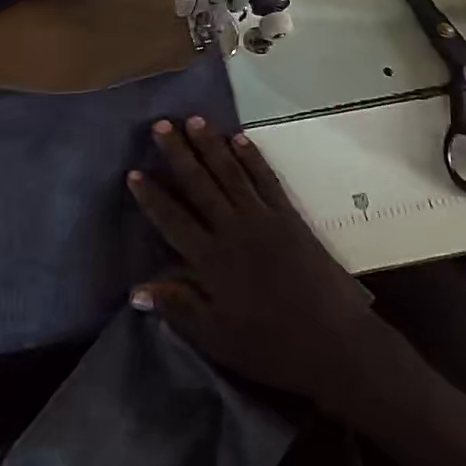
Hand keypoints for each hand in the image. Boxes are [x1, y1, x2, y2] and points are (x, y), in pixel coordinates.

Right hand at [126, 117, 380, 399]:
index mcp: (211, 260)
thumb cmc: (269, 345)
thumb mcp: (216, 337)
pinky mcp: (288, 214)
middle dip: (178, 154)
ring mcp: (263, 217)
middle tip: (161, 125)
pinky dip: (252, 157)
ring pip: (231, 173)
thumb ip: (178, 308)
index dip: (152, 196)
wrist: (331, 339)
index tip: (134, 171)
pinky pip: (266, 178)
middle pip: (200, 185)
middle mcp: (233, 229)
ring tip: (195, 120)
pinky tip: (240, 138)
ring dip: (212, 145)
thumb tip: (136, 290)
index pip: (173, 220)